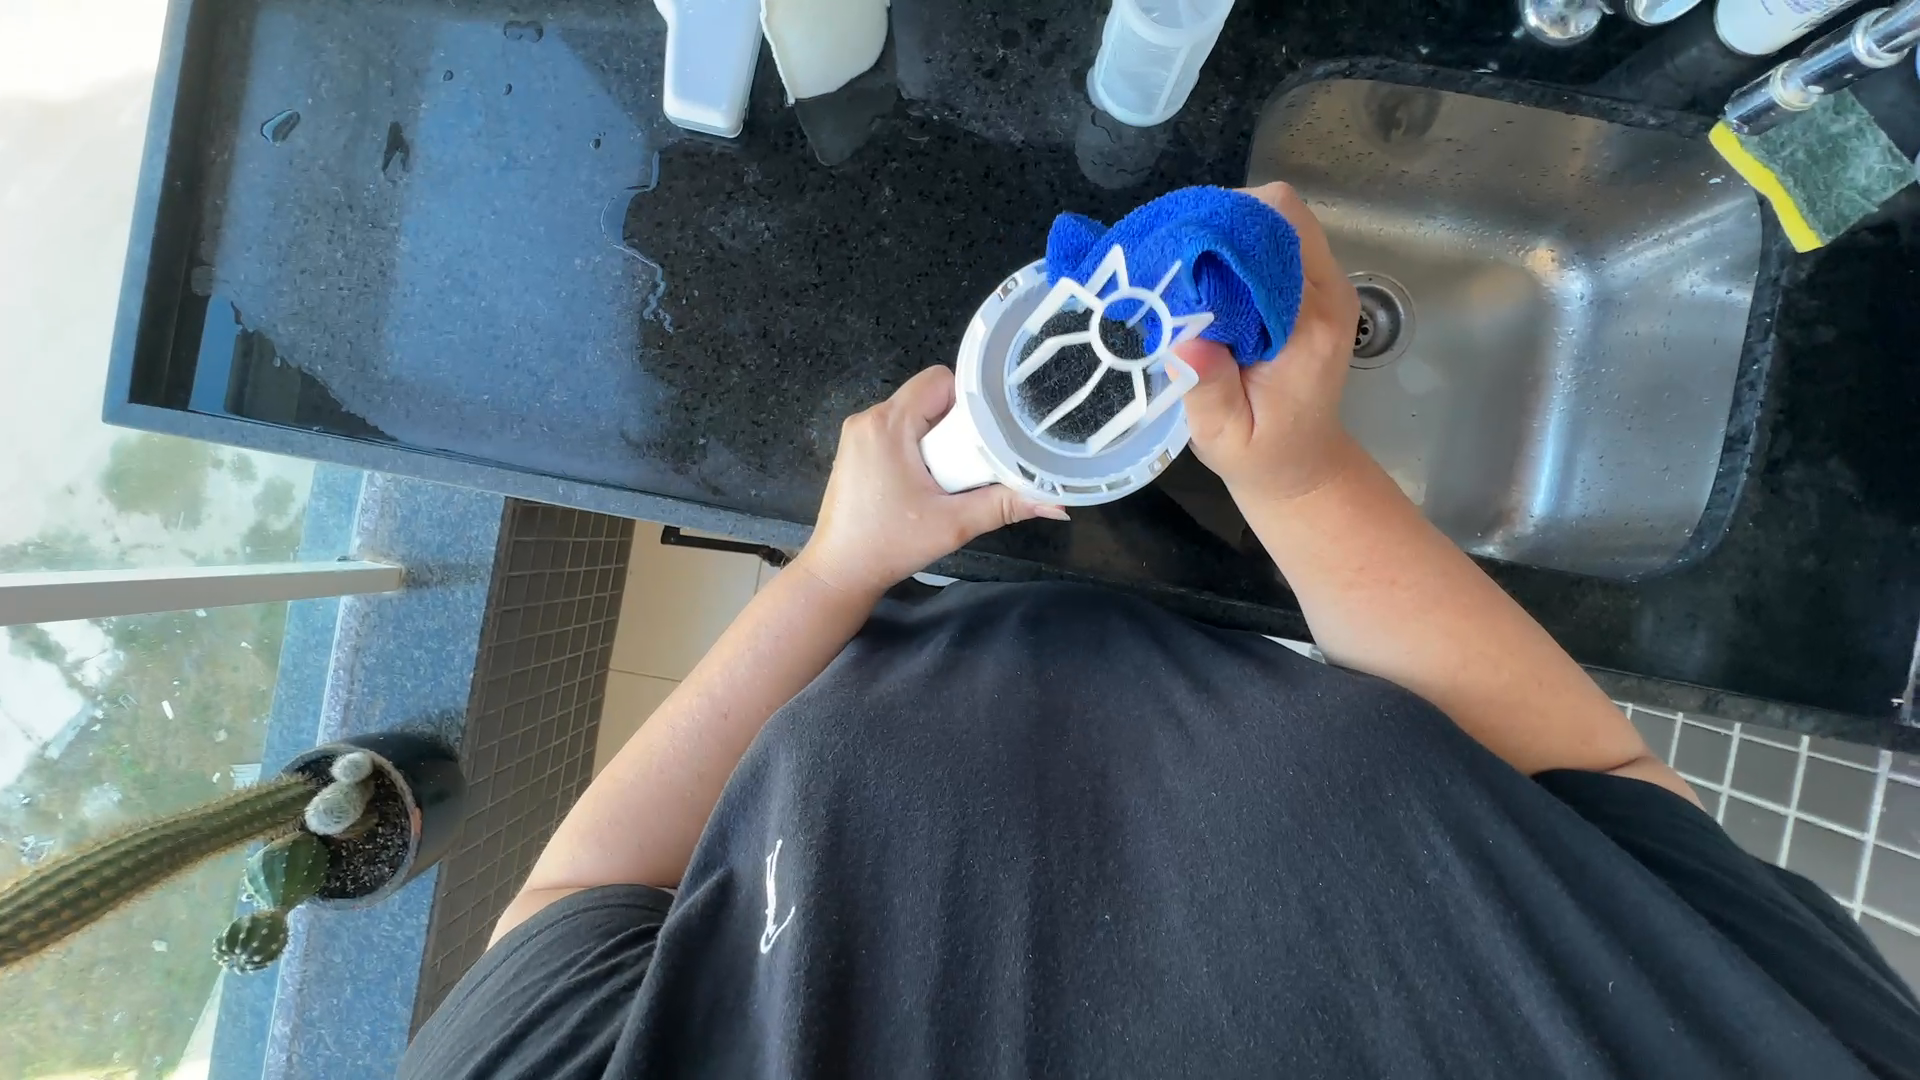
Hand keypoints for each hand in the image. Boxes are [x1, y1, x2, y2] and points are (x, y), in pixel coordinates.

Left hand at [794, 366, 1068, 597]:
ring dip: (938, 437)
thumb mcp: (953, 523)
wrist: (839, 573)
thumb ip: (1005, 506)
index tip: (989, 429)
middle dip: (956, 423)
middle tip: (976, 458)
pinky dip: (918, 447)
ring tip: (955, 472)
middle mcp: (868, 419)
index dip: (969, 399)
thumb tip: (1058, 504)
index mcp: (888, 424)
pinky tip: (930, 479)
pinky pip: (896, 432)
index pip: (939, 380)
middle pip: (928, 397)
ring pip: (913, 415)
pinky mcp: (855, 452)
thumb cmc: (890, 545)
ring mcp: (857, 435)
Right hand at [1178, 181, 1362, 502]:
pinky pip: (1273, 247)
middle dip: (1221, 225)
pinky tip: (1203, 283)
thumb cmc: (1262, 455)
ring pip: (1275, 224)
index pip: (1278, 237)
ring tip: (1183, 270)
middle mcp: (1328, 294)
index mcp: (1311, 325)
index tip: (1175, 256)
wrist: (1302, 467)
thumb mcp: (1226, 437)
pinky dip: (1235, 252)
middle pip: (1279, 214)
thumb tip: (1186, 343)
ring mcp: (1323, 289)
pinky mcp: (1310, 293)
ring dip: (1226, 236)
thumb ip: (1210, 391)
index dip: (1223, 231)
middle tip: (1171, 259)